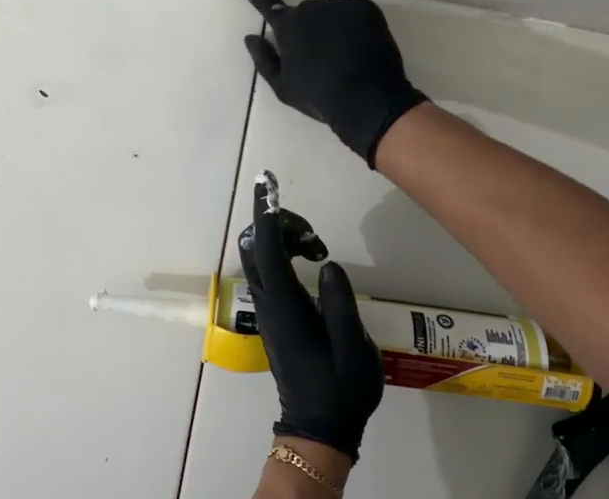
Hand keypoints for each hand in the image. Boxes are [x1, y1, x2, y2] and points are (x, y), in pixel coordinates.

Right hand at [226, 0, 427, 165]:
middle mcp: (309, 6)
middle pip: (305, 15)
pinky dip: (356, 26)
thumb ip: (264, 60)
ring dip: (335, 28)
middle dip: (310, 31)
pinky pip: (354, 12)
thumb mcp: (283, 88)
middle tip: (325, 61)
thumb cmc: (319, 98)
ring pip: (331, 13)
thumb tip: (250, 37)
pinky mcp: (364, 5)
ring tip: (347, 58)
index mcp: (286, 26)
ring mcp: (338, 3)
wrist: (368, 102)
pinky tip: (363, 49)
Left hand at [238, 178, 383, 459]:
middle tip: (313, 233)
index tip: (267, 181)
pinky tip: (312, 265)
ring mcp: (266, 308)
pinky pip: (267, 269)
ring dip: (283, 238)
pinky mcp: (272, 314)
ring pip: (259, 255)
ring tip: (317, 249)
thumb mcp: (353, 349)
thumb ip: (340, 304)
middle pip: (255, 244)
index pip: (267, 246)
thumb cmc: (339, 388)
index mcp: (285, 305)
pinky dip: (284, 254)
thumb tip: (327, 263)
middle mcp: (267, 301)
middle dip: (278, 222)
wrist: (318, 427)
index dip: (267, 211)